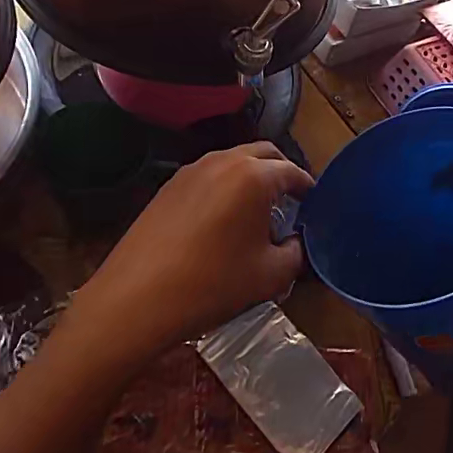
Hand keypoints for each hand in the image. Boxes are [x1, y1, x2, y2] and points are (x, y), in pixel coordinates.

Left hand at [67, 142, 312, 370]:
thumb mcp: (270, 275)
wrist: (137, 298)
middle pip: (263, 154)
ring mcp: (190, 171)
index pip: (292, 171)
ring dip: (251, 177)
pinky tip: (221, 221)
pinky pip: (207, 177)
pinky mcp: (167, 187)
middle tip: (291, 202)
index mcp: (253, 176)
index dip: (308, 187)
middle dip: (281, 172)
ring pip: (232, 162)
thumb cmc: (212, 284)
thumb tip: (295, 242)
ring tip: (257, 212)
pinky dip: (224, 188)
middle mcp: (222, 161)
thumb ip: (295, 252)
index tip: (315, 204)